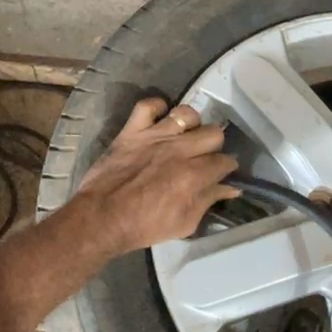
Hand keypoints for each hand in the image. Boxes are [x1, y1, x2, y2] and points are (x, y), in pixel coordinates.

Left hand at [66, 98, 239, 254]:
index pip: (225, 161)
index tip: (222, 173)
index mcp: (194, 175)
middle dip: (214, 146)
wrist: (102, 217)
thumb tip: (229, 189)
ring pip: (186, 114)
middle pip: (213, 132)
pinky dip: (156, 108)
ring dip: (190, 125)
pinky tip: (159, 119)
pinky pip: (148, 105)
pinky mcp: (132, 131)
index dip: (226, 168)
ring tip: (184, 137)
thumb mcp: (185, 224)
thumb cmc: (144, 226)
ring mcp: (154, 136)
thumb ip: (208, 201)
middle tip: (203, 157)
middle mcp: (179, 150)